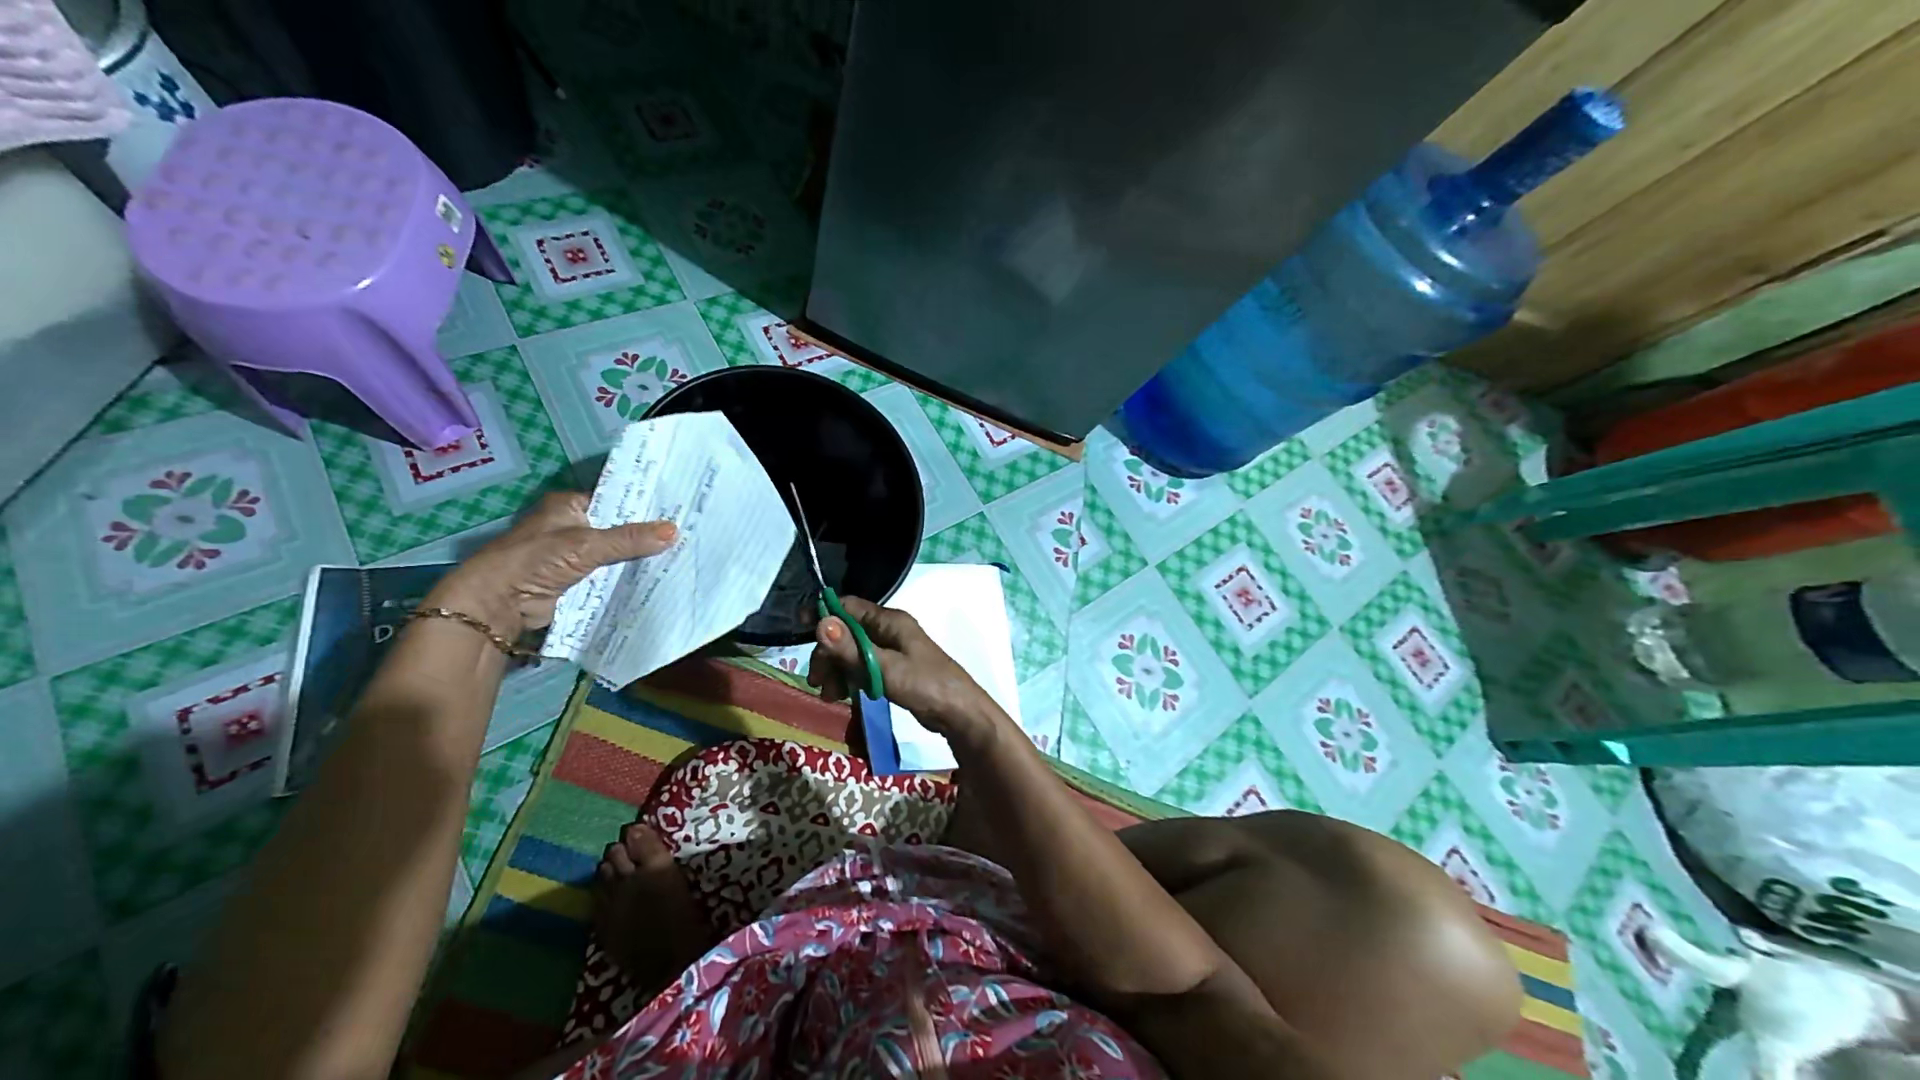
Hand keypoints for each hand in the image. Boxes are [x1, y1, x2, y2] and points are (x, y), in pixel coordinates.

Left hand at [427, 492, 676, 640]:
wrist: (500, 603)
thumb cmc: (536, 559)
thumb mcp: (587, 544)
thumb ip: (629, 539)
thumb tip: (674, 531)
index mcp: (570, 506)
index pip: (615, 499)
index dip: (643, 505)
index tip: (677, 509)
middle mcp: (574, 527)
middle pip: (619, 529)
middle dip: (646, 535)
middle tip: (686, 533)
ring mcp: (576, 555)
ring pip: (618, 554)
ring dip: (640, 558)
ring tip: (682, 554)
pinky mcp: (579, 580)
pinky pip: (612, 576)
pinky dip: (629, 578)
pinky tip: (659, 576)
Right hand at [807, 595, 1008, 746]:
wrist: (960, 714)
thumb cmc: (925, 685)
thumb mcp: (884, 668)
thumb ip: (851, 648)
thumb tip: (820, 622)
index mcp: (890, 621)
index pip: (848, 607)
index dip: (824, 616)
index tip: (800, 632)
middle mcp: (889, 630)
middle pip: (846, 633)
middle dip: (829, 655)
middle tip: (817, 682)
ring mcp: (892, 650)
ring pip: (853, 653)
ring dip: (837, 671)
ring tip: (830, 696)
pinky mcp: (894, 669)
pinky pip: (864, 668)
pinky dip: (851, 679)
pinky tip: (844, 696)